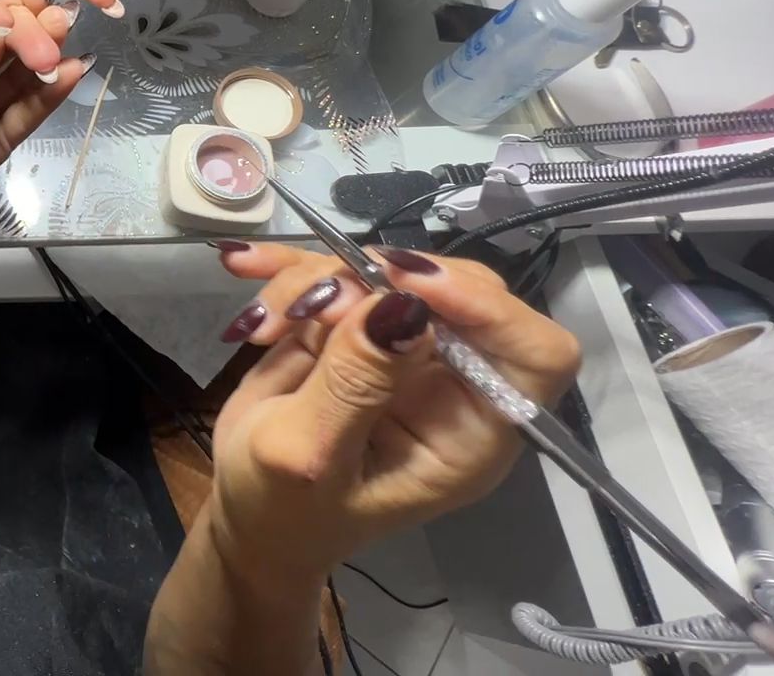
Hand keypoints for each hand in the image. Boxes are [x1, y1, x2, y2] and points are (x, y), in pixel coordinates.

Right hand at [201, 244, 581, 584]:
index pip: (533, 352)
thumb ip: (354, 385)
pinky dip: (279, 268)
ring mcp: (391, 349)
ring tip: (260, 326)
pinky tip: (241, 264)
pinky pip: (322, 276)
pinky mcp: (341, 329)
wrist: (246, 510)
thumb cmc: (283, 507)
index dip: (484, 305)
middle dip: (372, 282)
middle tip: (310, 306)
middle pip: (445, 292)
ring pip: (372, 274)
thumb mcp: (309, 454)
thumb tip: (399, 307)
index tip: (401, 280)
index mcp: (468, 429)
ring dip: (307, 282)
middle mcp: (444, 381)